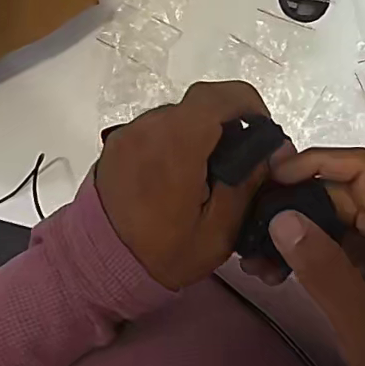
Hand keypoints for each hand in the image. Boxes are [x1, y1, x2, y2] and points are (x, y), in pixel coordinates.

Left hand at [95, 81, 283, 288]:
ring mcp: (129, 134)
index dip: (249, 103)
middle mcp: (148, 129)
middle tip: (244, 156)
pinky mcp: (118, 143)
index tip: (263, 127)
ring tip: (214, 170)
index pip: (219, 96)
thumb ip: (247, 184)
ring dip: (204, 131)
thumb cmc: (160, 255)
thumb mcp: (218, 231)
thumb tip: (269, 151)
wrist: (94, 269)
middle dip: (230, 121)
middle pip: (201, 104)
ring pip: (180, 115)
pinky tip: (186, 173)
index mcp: (175, 145)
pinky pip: (159, 128)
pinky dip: (180, 139)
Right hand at [246, 147, 364, 365]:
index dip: (317, 163)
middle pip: (342, 191)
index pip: (362, 169)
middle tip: (252, 223)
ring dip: (296, 228)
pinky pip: (336, 240)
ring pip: (334, 215)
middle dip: (296, 201)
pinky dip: (306, 249)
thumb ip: (322, 267)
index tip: (274, 178)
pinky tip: (275, 269)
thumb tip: (281, 218)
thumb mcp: (361, 316)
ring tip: (257, 256)